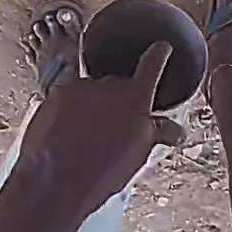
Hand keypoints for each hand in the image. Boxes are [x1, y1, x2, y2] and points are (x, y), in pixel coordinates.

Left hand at [16, 41, 181, 216]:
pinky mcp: (55, 93)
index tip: (161, 47)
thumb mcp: (139, 154)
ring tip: (85, 137)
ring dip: (92, 106)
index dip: (159, 53)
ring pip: (92, 90)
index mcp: (135, 97)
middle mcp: (109, 85)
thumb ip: (158, 133)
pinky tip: (67, 133)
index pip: (153, 64)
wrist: (55, 183)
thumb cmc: (100, 174)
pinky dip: (69, 110)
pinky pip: (68, 95)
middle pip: (118, 83)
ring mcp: (80, 86)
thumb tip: (176, 131)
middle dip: (118, 101)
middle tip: (114, 127)